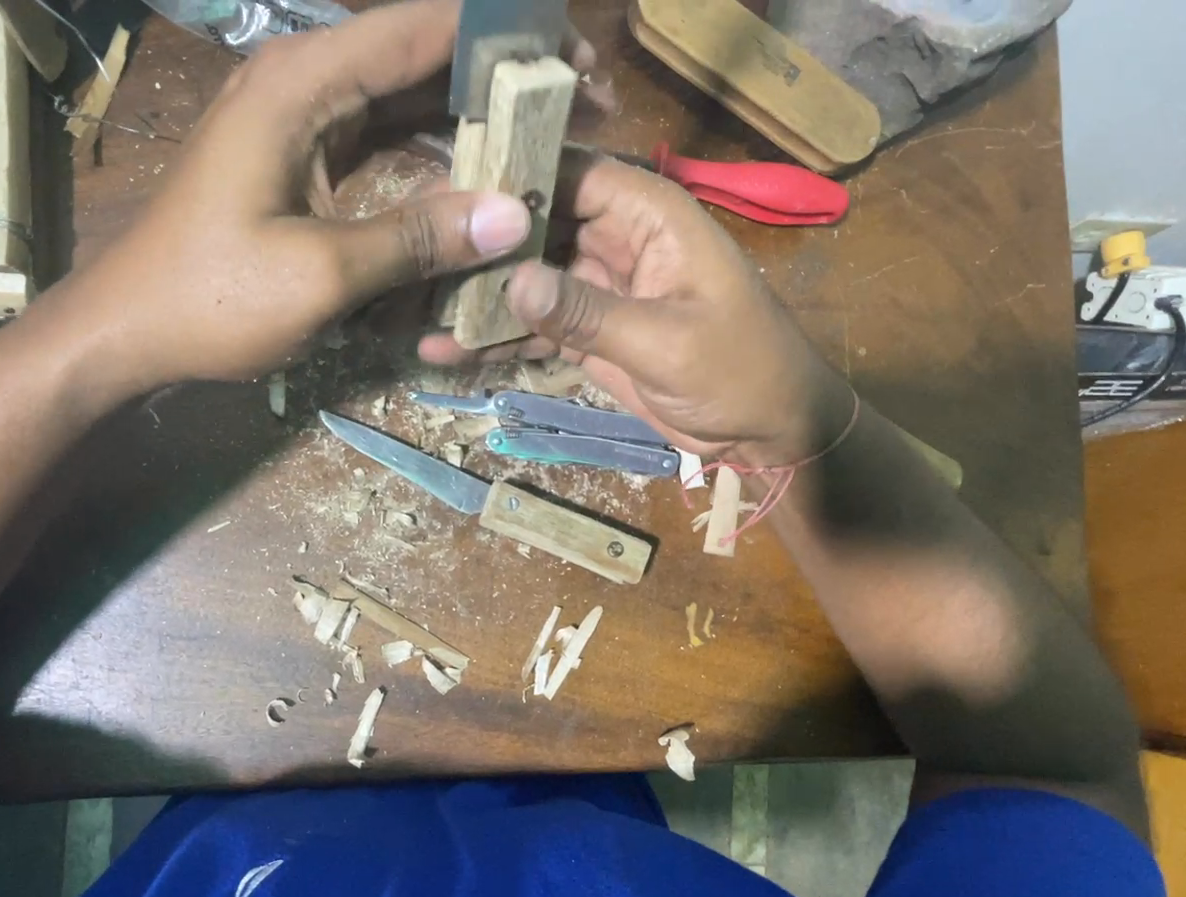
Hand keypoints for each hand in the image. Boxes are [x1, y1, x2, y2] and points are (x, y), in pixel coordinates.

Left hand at [51, 0, 589, 395]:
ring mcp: (302, 120)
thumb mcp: (320, 274)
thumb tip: (512, 215)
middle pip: (421, 54)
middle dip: (499, 78)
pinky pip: (383, 139)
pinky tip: (474, 176)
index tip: (578, 61)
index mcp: (302, 83)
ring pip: (406, 98)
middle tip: (575, 108)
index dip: (507, 36)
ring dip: (469, 118)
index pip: (424, 25)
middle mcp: (304, 82)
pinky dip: (430, 155)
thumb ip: (417, 239)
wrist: (130, 329)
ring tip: (538, 142)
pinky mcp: (303, 159)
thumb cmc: (210, 298)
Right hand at [418, 156, 845, 460]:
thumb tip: (512, 280)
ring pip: (529, 281)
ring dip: (481, 299)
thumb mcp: (663, 340)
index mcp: (650, 217)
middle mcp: (619, 242)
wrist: (767, 432)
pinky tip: (447, 350)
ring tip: (418, 313)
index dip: (515, 181)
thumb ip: (587, 311)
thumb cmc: (738, 370)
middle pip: (539, 227)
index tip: (453, 200)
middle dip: (484, 246)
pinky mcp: (588, 334)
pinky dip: (499, 340)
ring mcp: (600, 290)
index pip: (573, 175)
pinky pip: (535, 328)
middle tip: (418, 261)